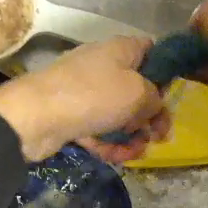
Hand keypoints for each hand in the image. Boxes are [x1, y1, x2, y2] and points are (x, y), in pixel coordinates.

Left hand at [0, 37, 170, 163]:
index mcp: (121, 50)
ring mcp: (87, 93)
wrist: (37, 116)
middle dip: (149, 116)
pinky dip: (109, 144)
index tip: (170, 97)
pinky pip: (100, 131)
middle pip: (137, 90)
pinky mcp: (73, 117)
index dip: (165, 72)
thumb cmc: (93, 95)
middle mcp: (104, 67)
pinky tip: (115, 157)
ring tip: (135, 153)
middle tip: (158, 137)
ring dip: (131, 137)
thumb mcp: (137, 93)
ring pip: (119, 116)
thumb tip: (155, 106)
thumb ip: (155, 99)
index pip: (151, 51)